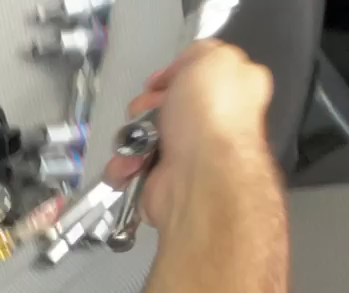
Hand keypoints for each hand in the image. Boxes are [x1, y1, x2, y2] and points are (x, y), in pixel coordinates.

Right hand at [104, 40, 276, 228]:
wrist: (197, 175)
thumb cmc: (210, 119)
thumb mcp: (211, 61)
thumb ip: (195, 55)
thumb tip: (177, 71)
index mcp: (227, 91)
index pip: (193, 77)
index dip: (170, 77)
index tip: (159, 82)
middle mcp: (204, 123)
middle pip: (158, 109)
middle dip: (143, 109)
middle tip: (145, 112)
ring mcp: (179, 153)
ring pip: (136, 141)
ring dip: (128, 142)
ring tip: (136, 146)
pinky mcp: (155, 180)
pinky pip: (125, 170)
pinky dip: (121, 168)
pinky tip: (131, 166)